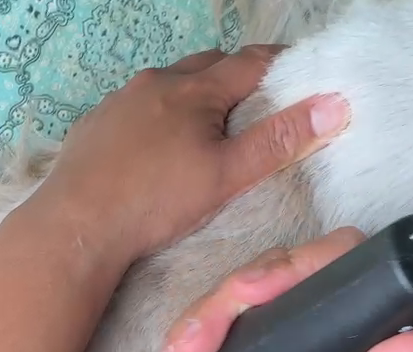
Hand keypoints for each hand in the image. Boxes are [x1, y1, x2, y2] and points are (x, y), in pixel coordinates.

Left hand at [30, 46, 348, 267]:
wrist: (77, 227)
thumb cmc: (154, 203)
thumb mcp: (224, 177)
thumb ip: (277, 142)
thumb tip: (335, 104)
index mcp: (195, 90)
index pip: (251, 63)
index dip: (280, 66)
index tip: (299, 75)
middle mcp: (155, 83)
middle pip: (205, 67)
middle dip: (231, 79)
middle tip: (248, 104)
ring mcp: (118, 102)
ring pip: (164, 87)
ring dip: (187, 98)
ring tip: (199, 127)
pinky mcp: (92, 127)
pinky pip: (130, 111)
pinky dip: (150, 119)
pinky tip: (148, 146)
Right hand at [157, 228, 412, 351]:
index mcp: (347, 322)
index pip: (327, 263)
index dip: (288, 265)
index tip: (250, 292)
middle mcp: (308, 311)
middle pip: (264, 273)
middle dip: (221, 304)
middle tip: (195, 343)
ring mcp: (267, 324)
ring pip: (225, 296)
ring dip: (194, 323)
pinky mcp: (232, 342)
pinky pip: (202, 322)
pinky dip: (180, 340)